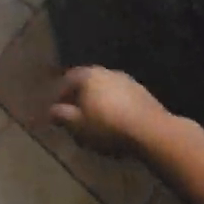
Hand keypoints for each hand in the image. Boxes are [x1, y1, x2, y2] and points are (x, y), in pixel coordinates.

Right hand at [49, 66, 170, 156]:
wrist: (151, 131)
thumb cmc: (108, 127)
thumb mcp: (78, 125)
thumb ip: (62, 115)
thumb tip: (52, 110)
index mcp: (87, 76)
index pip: (67, 80)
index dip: (60, 95)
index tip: (58, 111)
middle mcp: (105, 72)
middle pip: (87, 82)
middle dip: (80, 97)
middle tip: (77, 115)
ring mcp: (126, 80)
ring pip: (105, 89)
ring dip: (99, 101)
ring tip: (97, 121)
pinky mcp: (142, 93)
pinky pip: (121, 97)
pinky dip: (115, 106)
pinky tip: (117, 122)